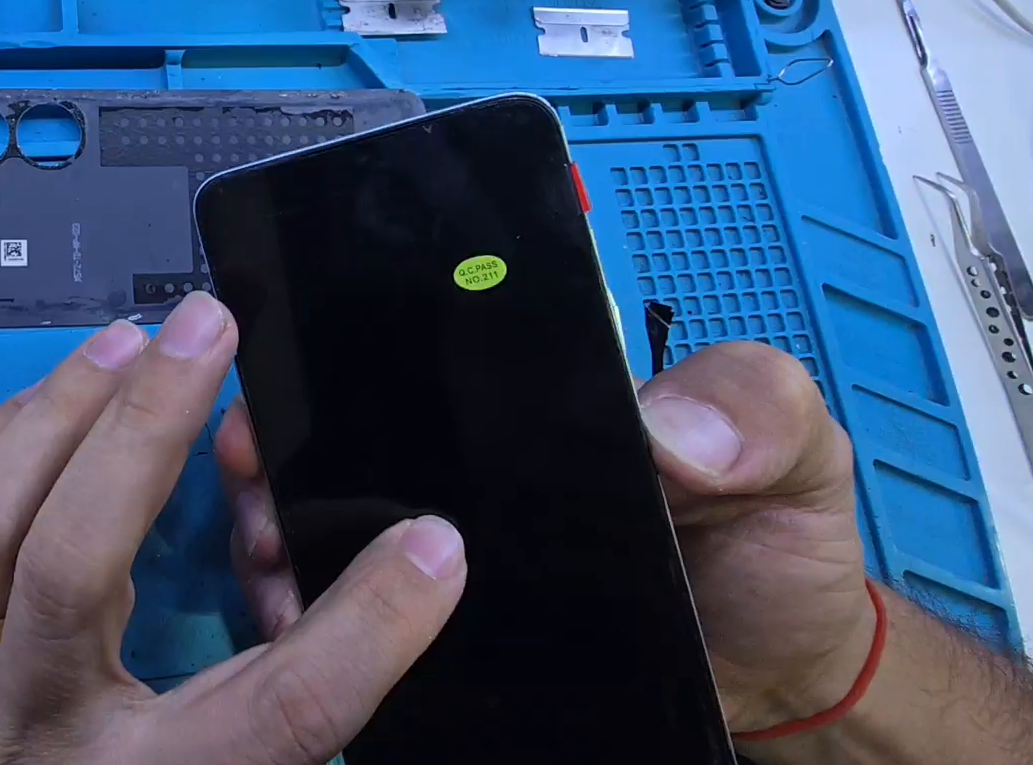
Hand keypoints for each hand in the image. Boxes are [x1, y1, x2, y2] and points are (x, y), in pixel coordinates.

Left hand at [0, 294, 467, 764]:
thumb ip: (249, 693)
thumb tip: (288, 554)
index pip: (271, 713)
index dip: (363, 632)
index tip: (430, 546)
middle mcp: (38, 716)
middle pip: (77, 564)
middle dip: (146, 429)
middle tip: (207, 326)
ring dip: (61, 409)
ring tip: (127, 337)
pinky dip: (9, 434)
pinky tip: (57, 391)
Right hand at [217, 340, 873, 734]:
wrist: (763, 680)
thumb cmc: (760, 547)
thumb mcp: (785, 456)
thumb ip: (750, 411)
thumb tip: (661, 432)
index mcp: (503, 393)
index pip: (397, 354)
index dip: (331, 351)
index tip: (281, 370)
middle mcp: (441, 453)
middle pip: (329, 430)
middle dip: (271, 437)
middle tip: (247, 455)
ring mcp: (422, 532)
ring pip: (316, 505)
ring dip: (268, 510)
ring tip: (262, 538)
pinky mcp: (415, 608)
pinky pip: (340, 592)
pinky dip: (302, 595)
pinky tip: (287, 607)